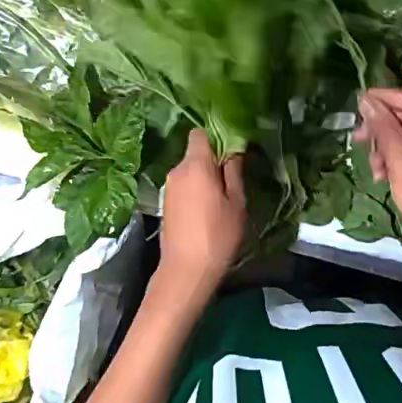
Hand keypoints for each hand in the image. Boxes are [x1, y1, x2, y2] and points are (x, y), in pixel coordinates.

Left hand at [158, 130, 245, 293]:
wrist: (186, 269)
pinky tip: (205, 209)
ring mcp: (167, 187)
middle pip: (194, 152)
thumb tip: (234, 151)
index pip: (199, 133)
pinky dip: (193, 190)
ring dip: (203, 177)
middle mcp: (177, 171)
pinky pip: (182, 186)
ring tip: (220, 197)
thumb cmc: (218, 235)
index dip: (215, 137)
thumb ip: (234, 172)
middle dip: (211, 160)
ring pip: (188, 170)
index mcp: (195, 165)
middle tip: (231, 177)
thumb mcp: (236, 203)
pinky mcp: (164, 203)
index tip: (231, 150)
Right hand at [355, 88, 401, 267]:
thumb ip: (383, 126)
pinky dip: (395, 158)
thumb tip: (365, 100)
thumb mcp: (401, 159)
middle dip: (381, 128)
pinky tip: (382, 174)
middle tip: (357, 138)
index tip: (356, 100)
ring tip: (373, 166)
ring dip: (385, 147)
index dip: (383, 98)